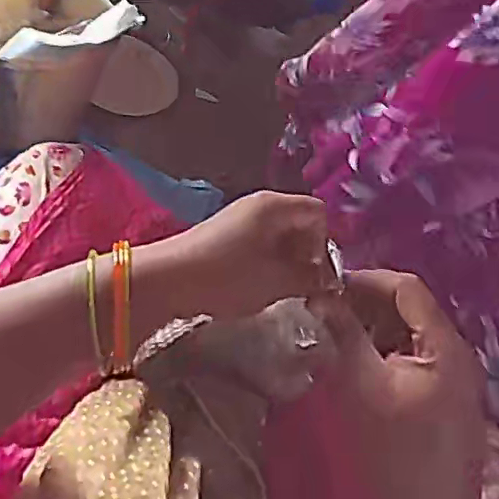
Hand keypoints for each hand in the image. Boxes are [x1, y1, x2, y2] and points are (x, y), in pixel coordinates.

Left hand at [145, 191, 332, 320]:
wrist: (169, 280)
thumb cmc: (228, 276)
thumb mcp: (278, 281)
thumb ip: (311, 279)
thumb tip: (329, 280)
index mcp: (274, 205)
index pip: (318, 213)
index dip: (325, 243)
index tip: (319, 275)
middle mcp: (258, 205)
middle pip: (298, 224)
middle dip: (307, 256)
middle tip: (305, 290)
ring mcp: (238, 219)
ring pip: (278, 238)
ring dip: (286, 264)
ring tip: (281, 292)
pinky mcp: (223, 236)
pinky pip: (258, 245)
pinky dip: (266, 264)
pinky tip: (257, 288)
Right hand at [318, 270, 493, 498]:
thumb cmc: (398, 457)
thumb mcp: (363, 387)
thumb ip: (343, 333)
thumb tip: (319, 295)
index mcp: (445, 347)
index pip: (406, 287)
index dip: (365, 279)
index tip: (325, 286)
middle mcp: (454, 357)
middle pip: (406, 308)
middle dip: (362, 304)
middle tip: (321, 310)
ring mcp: (449, 382)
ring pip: (402, 334)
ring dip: (366, 328)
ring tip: (329, 335)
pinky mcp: (438, 404)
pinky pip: (404, 359)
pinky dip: (376, 352)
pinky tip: (348, 365)